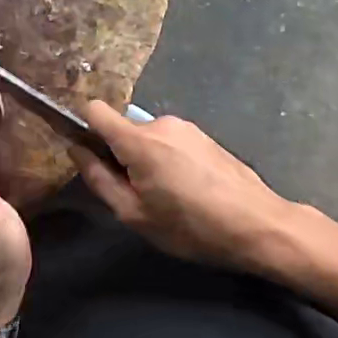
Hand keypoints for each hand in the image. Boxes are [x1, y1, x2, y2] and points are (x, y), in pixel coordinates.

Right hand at [69, 102, 299, 271]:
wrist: (262, 227)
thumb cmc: (191, 226)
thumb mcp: (133, 214)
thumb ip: (97, 178)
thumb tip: (76, 150)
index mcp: (138, 140)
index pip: (94, 110)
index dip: (82, 126)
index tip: (87, 153)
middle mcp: (160, 124)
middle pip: (122, 130)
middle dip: (119, 155)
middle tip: (134, 193)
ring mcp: (186, 128)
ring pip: (146, 138)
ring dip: (145, 159)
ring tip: (165, 196)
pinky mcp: (205, 137)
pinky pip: (170, 142)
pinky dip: (167, 160)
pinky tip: (187, 190)